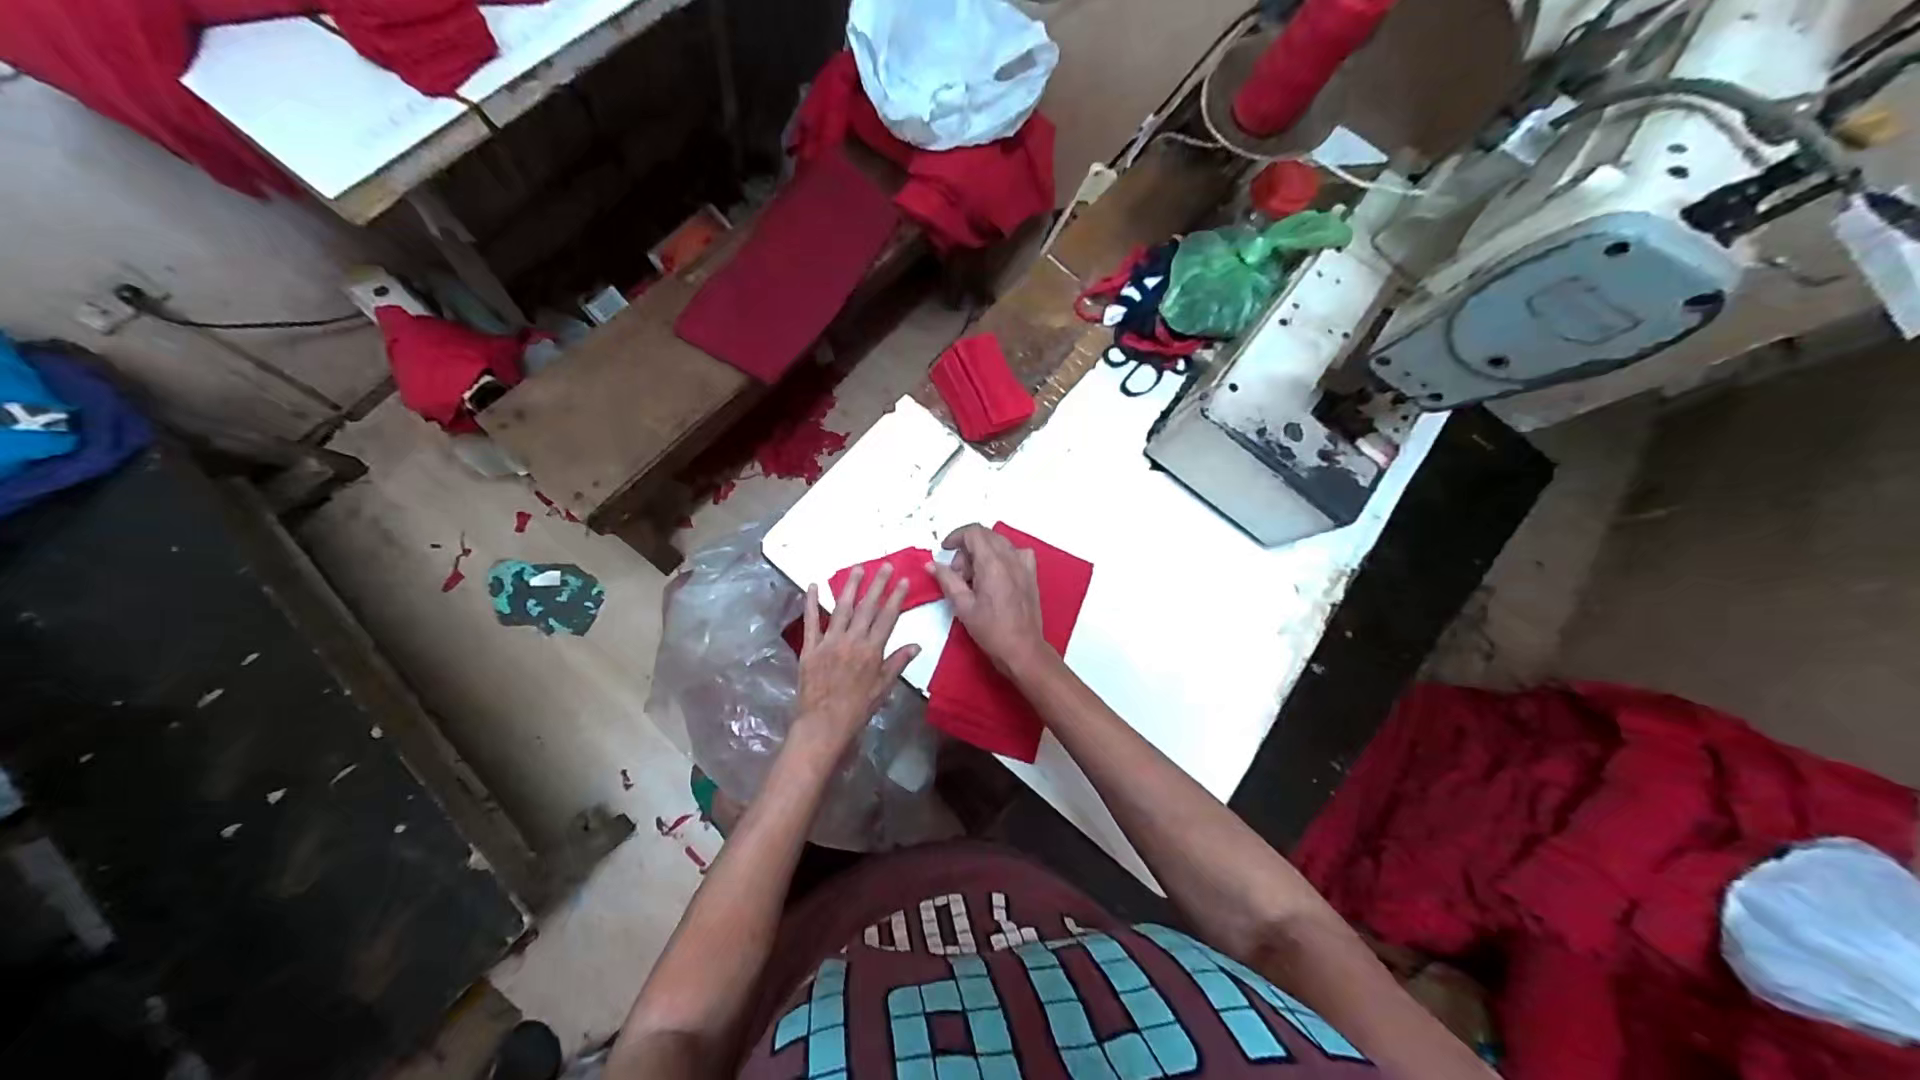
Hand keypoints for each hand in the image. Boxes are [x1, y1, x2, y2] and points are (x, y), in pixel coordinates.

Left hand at [795, 564, 918, 751]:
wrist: (823, 724)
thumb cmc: (857, 710)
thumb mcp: (883, 688)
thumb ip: (897, 663)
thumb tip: (916, 646)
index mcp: (872, 650)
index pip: (887, 617)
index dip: (896, 597)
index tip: (903, 580)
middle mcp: (852, 641)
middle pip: (867, 607)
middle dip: (877, 584)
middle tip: (884, 565)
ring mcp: (829, 642)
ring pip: (841, 608)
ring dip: (850, 587)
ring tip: (858, 569)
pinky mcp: (810, 648)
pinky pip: (810, 621)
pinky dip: (810, 602)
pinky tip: (811, 586)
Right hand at [927, 525, 1051, 676]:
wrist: (1022, 649)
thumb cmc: (991, 630)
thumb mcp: (963, 606)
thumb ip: (947, 580)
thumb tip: (932, 564)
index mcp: (993, 563)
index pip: (973, 532)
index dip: (955, 536)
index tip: (945, 549)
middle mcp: (1011, 558)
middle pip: (985, 535)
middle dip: (967, 548)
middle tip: (958, 574)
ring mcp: (1024, 565)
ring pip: (999, 543)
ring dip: (982, 552)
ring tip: (974, 579)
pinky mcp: (1032, 574)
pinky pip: (1015, 553)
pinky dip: (1002, 557)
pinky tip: (996, 576)